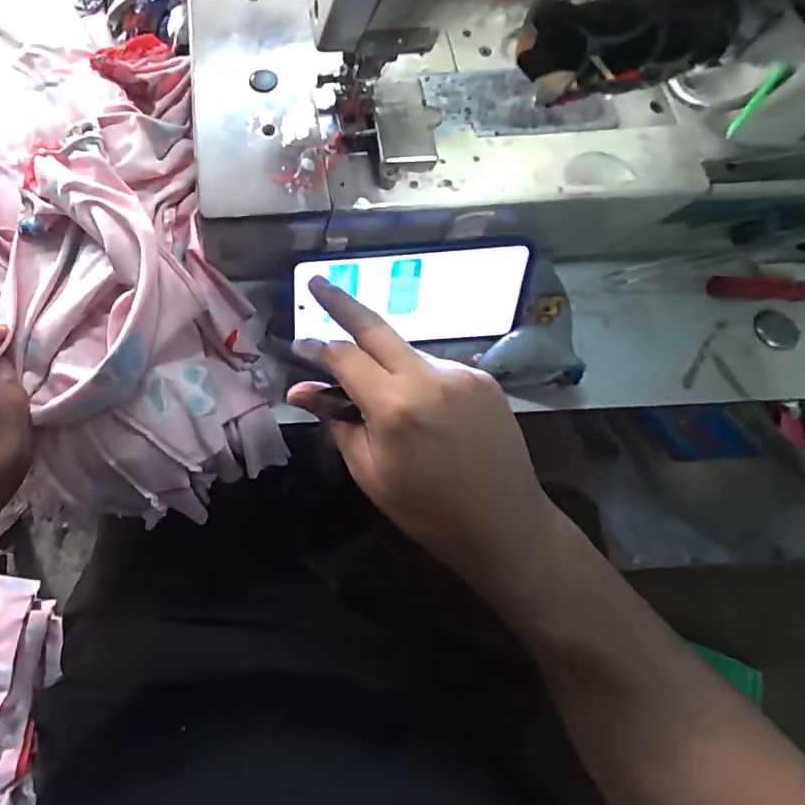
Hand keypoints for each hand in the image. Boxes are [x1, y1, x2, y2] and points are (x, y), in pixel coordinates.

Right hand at [285, 276, 555, 581]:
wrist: (506, 523)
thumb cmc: (426, 509)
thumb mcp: (370, 472)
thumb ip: (336, 420)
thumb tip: (299, 389)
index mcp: (394, 406)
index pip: (343, 357)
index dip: (317, 348)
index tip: (298, 344)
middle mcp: (428, 376)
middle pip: (375, 326)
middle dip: (341, 301)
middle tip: (318, 281)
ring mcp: (460, 373)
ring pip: (406, 350)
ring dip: (383, 357)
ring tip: (378, 390)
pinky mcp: (482, 378)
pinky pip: (434, 366)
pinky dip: (415, 375)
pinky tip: (418, 405)